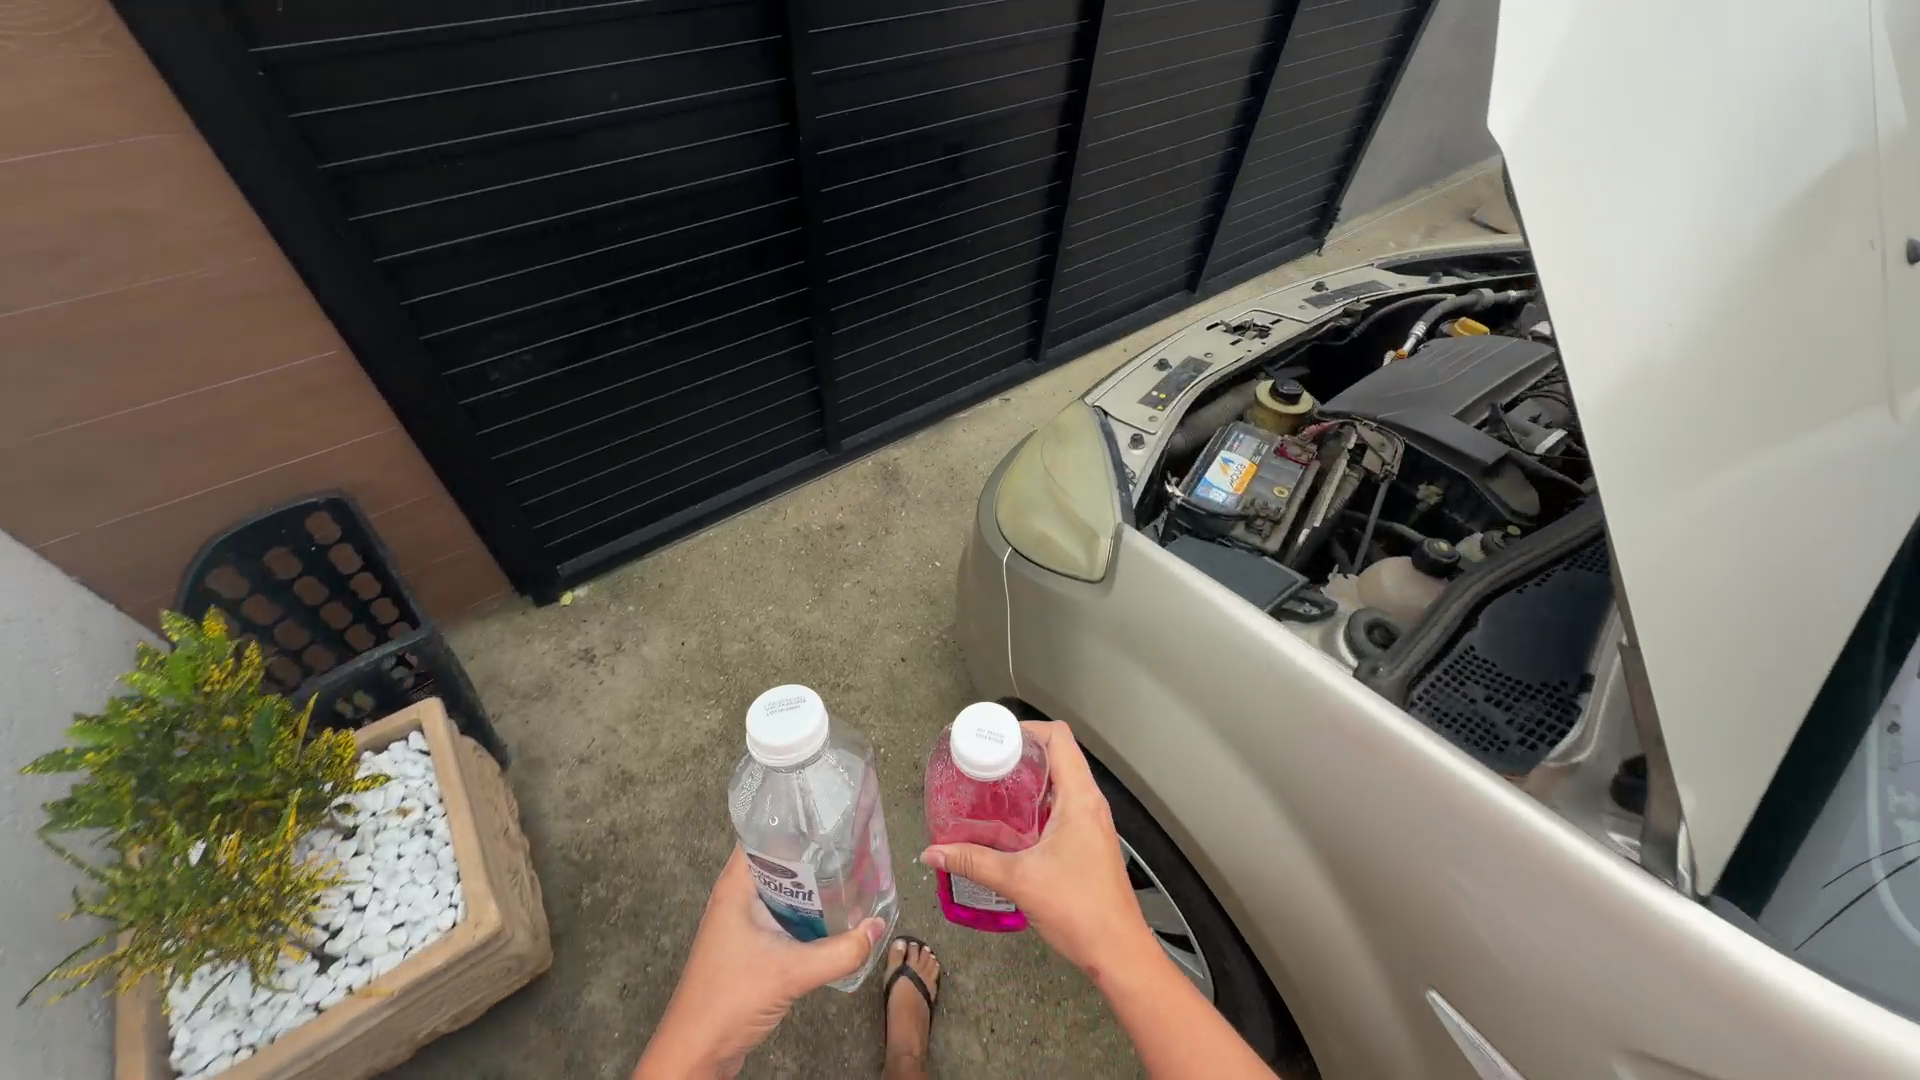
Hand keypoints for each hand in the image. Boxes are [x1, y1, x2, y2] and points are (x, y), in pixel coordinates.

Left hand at [634, 846, 883, 1078]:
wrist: (697, 1052)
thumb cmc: (730, 999)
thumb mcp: (791, 972)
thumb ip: (840, 952)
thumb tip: (877, 927)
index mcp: (736, 886)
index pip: (762, 834)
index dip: (794, 821)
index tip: (828, 814)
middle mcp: (737, 897)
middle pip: (778, 861)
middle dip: (812, 853)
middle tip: (851, 842)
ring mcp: (743, 922)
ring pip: (782, 890)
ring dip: (811, 885)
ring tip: (849, 872)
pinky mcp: (751, 945)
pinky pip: (783, 916)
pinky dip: (806, 912)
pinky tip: (833, 914)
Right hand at [920, 721, 1156, 978]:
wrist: (1119, 953)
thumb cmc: (1079, 910)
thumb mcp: (1018, 881)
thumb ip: (973, 862)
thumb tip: (933, 852)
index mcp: (1080, 798)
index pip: (1059, 738)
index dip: (1027, 729)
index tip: (995, 738)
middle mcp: (1090, 803)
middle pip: (1059, 755)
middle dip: (1022, 753)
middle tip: (986, 761)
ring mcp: (1093, 823)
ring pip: (1061, 782)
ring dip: (1030, 779)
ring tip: (993, 787)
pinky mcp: (1090, 841)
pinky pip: (1063, 805)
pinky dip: (1038, 803)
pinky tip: (1012, 822)